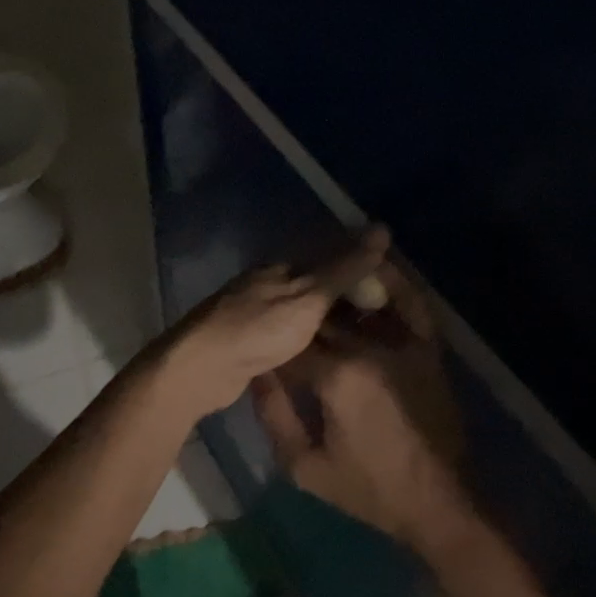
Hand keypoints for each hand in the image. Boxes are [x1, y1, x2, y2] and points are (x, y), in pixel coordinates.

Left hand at [163, 228, 390, 415]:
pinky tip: (332, 357)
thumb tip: (381, 228)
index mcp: (281, 267)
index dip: (360, 267)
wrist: (202, 368)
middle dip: (347, 298)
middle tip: (389, 322)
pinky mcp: (250, 343)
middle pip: (316, 285)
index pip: (328, 257)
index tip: (393, 287)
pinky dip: (313, 341)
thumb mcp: (308, 297)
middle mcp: (267, 284)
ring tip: (369, 342)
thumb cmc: (258, 328)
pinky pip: (292, 336)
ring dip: (331, 322)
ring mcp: (255, 314)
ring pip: (303, 312)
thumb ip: (343, 268)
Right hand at [253, 260, 469, 545]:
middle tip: (282, 306)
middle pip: (322, 316)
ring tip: (315, 277)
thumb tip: (255, 371)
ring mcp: (403, 343)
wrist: (439, 503)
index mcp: (336, 377)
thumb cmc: (369, 490)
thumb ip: (273, 415)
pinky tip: (371, 266)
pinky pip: (409, 301)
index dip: (271, 342)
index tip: (258, 341)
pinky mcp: (427, 345)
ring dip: (335, 290)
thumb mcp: (305, 466)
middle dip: (299, 313)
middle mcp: (368, 349)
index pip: (290, 342)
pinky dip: (391, 281)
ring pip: (359, 299)